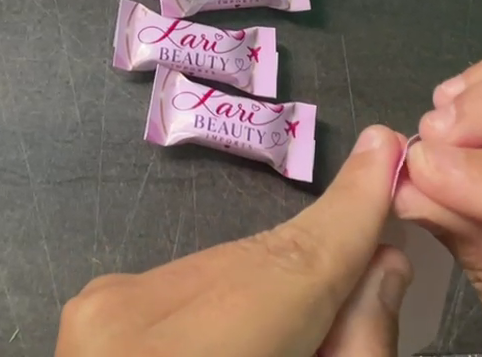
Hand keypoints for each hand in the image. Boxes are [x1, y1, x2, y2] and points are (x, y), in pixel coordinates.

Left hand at [58, 126, 413, 356]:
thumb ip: (354, 348)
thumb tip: (381, 264)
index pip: (294, 266)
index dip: (351, 213)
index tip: (386, 146)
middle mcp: (132, 316)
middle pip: (261, 266)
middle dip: (324, 263)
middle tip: (376, 261)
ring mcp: (103, 304)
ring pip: (226, 270)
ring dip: (277, 288)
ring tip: (302, 329)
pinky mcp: (95, 302)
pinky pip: (189, 283)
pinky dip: (231, 300)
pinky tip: (248, 333)